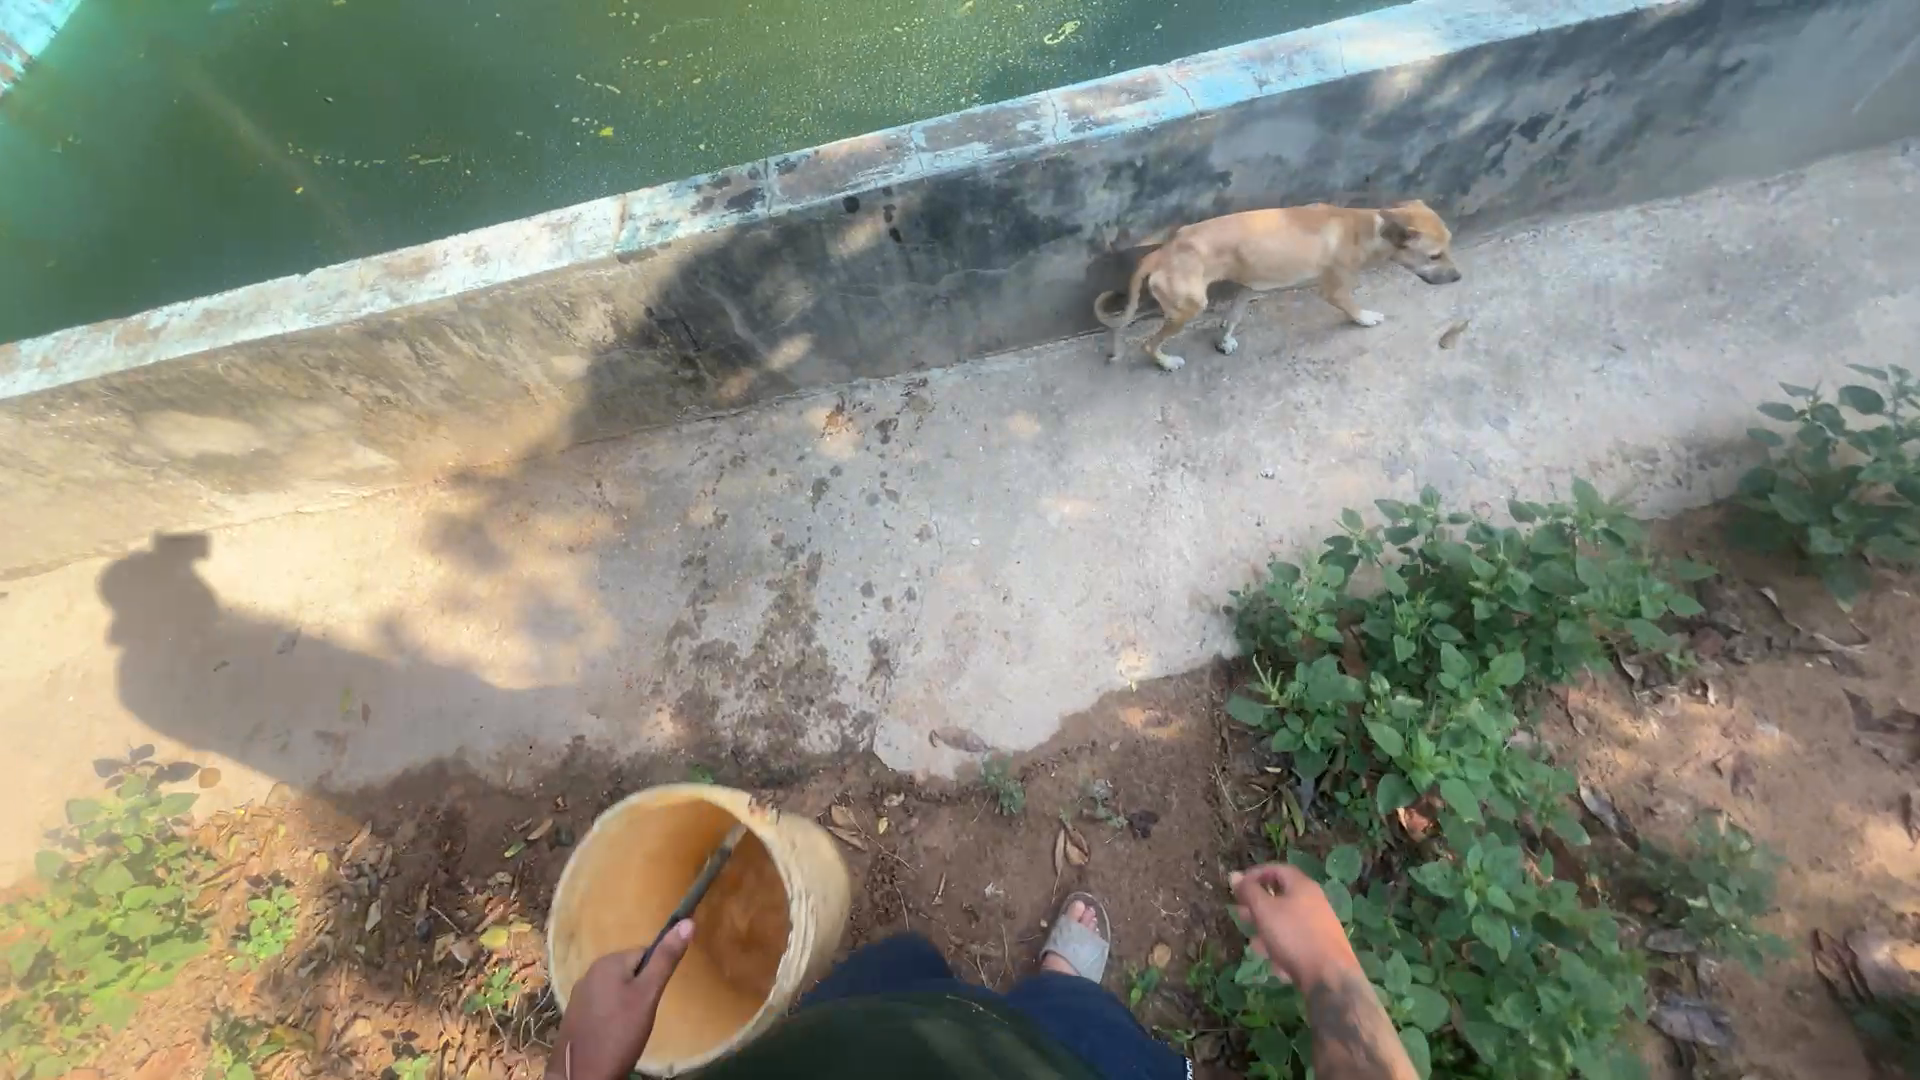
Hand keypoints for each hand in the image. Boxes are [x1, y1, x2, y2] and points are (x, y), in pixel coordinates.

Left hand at [547, 920, 693, 1079]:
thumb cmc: (619, 1034)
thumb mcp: (649, 994)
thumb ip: (666, 958)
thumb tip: (687, 921)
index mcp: (608, 961)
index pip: (646, 954)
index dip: (654, 977)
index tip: (651, 1000)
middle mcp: (590, 971)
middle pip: (631, 970)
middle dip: (640, 990)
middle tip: (641, 1016)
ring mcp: (579, 995)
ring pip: (617, 989)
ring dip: (627, 1003)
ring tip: (628, 1028)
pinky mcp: (574, 1016)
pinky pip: (603, 1005)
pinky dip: (612, 1016)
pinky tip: (613, 1035)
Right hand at [1229, 864, 1360, 988]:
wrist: (1332, 979)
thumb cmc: (1293, 936)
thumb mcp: (1264, 910)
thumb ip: (1248, 891)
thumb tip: (1235, 875)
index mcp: (1302, 886)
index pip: (1276, 869)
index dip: (1255, 874)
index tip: (1238, 887)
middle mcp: (1315, 902)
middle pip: (1281, 897)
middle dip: (1257, 907)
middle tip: (1242, 915)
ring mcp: (1322, 927)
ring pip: (1287, 922)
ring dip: (1267, 931)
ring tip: (1254, 945)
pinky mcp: (1325, 949)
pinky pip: (1297, 942)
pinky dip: (1284, 948)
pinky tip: (1276, 965)